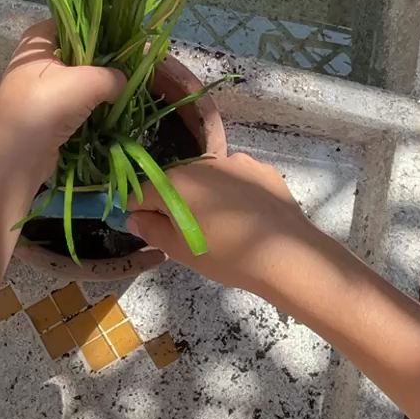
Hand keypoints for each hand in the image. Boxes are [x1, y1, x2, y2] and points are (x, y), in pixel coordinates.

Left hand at [0, 22, 126, 187]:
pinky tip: (110, 111)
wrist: (14, 158)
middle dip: (105, 62)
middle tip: (132, 69)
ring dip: (99, 89)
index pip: (75, 22)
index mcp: (38, 41)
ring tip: (126, 90)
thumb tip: (125, 82)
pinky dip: (91, 109)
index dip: (101, 28)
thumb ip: (114, 76)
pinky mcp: (46, 116)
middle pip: (79, 53)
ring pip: (78, 82)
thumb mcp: (88, 82)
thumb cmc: (44, 107)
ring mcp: (40, 90)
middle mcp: (36, 61)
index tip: (127, 40)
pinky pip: (75, 106)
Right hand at [126, 152, 322, 295]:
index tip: (146, 227)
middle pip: (175, 182)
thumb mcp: (180, 250)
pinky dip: (233, 193)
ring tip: (222, 226)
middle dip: (174, 203)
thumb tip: (134, 218)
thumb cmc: (226, 255)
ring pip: (207, 179)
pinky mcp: (260, 169)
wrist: (284, 253)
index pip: (142, 193)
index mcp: (175, 183)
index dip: (138, 210)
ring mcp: (233, 162)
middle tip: (188, 233)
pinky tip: (245, 217)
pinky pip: (235, 179)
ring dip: (205, 196)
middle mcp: (201, 164)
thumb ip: (151, 230)